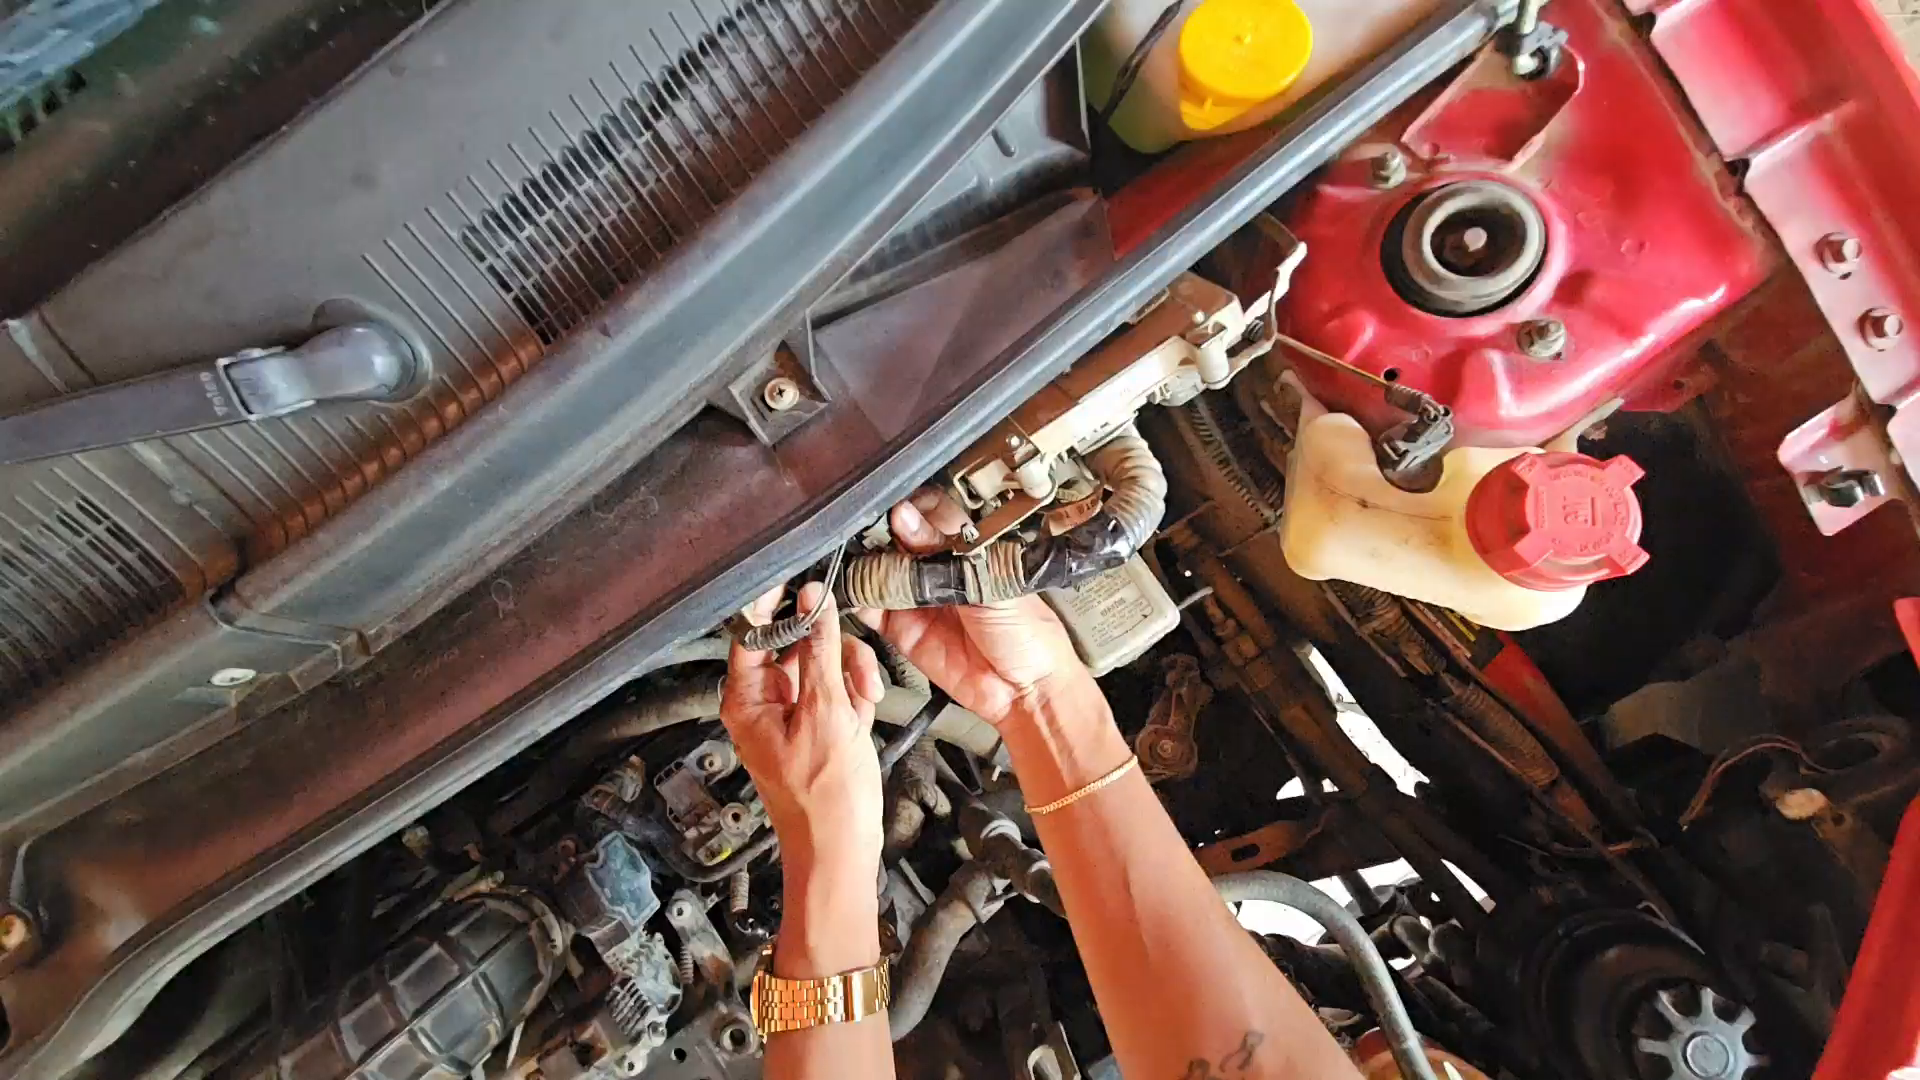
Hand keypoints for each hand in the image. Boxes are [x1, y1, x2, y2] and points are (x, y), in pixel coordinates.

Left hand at [720, 583, 886, 877]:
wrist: (842, 849)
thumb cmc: (824, 798)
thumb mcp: (827, 713)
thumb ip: (820, 649)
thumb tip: (813, 600)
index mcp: (747, 699)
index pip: (753, 630)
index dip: (778, 603)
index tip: (805, 581)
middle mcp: (764, 701)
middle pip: (797, 643)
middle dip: (833, 651)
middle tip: (856, 669)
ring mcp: (792, 713)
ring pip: (822, 663)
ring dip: (850, 675)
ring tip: (865, 700)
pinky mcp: (816, 723)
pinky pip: (836, 688)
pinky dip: (854, 696)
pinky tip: (863, 717)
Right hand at [856, 489, 1095, 728]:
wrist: (1027, 688)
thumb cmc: (1027, 630)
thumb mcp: (988, 583)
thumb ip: (943, 553)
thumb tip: (907, 519)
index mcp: (964, 548)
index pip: (927, 516)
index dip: (908, 510)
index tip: (892, 510)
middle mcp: (937, 570)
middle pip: (895, 542)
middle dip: (879, 536)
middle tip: (869, 534)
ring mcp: (918, 599)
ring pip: (878, 573)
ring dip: (864, 566)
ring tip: (860, 561)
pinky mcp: (903, 630)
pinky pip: (871, 610)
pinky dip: (857, 600)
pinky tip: (856, 590)